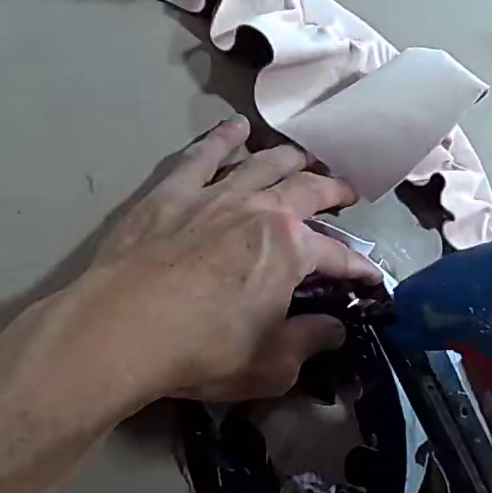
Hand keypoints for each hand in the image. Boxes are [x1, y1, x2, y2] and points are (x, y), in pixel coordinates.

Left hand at [0, 117, 381, 419]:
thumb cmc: (203, 351)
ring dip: (288, 157)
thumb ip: (309, 341)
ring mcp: (214, 196)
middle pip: (307, 190)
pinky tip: (234, 128)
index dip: (360, 269)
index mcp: (290, 249)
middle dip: (333, 190)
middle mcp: (260, 210)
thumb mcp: (271, 364)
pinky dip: (221, 140)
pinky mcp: (170, 194)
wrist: (118, 331)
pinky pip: (202, 157)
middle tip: (347, 192)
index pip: (337, 257)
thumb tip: (334, 328)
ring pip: (261, 164)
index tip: (372, 279)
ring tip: (304, 154)